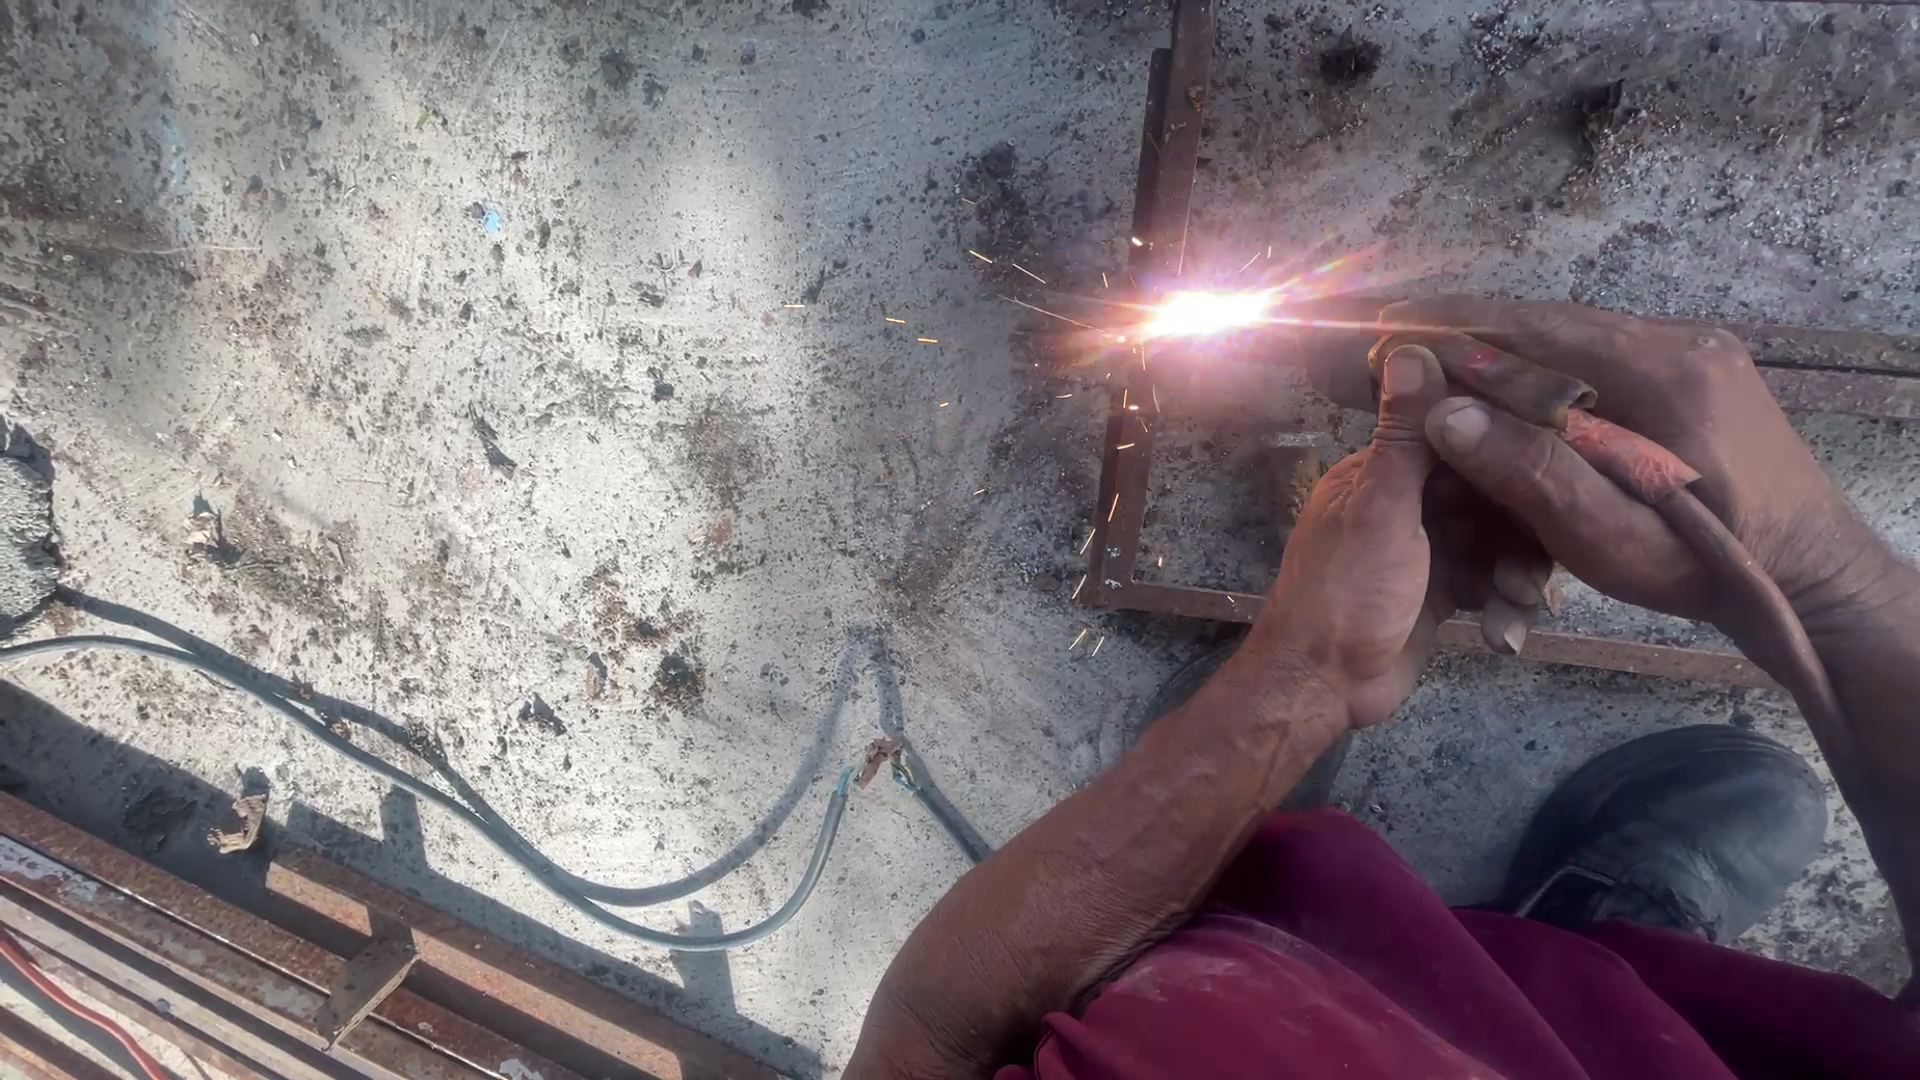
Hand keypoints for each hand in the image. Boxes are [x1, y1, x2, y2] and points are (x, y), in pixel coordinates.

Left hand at [1252, 344, 1551, 727]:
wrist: (1324, 682)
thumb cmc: (1346, 592)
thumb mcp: (1380, 509)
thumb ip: (1402, 436)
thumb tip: (1406, 346)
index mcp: (1377, 475)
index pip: (1456, 437)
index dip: (1508, 443)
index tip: (1569, 452)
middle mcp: (1401, 504)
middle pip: (1487, 490)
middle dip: (1525, 523)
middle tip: (1552, 550)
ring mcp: (1421, 549)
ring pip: (1496, 539)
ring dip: (1517, 569)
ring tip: (1521, 600)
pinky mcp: (1438, 590)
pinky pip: (1488, 579)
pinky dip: (1503, 599)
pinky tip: (1507, 625)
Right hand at [1382, 298, 1892, 640]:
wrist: (1806, 574)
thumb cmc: (1702, 565)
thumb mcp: (1609, 534)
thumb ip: (1532, 471)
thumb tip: (1443, 412)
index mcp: (1664, 374)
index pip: (1535, 330)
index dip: (1451, 328)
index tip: (1382, 329)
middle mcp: (1677, 346)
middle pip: (1544, 325)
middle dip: (1459, 330)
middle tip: (1387, 337)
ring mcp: (1683, 357)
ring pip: (1561, 338)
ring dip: (1486, 344)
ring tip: (1420, 351)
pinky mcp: (1679, 376)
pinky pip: (1582, 358)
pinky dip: (1521, 363)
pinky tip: (1483, 377)